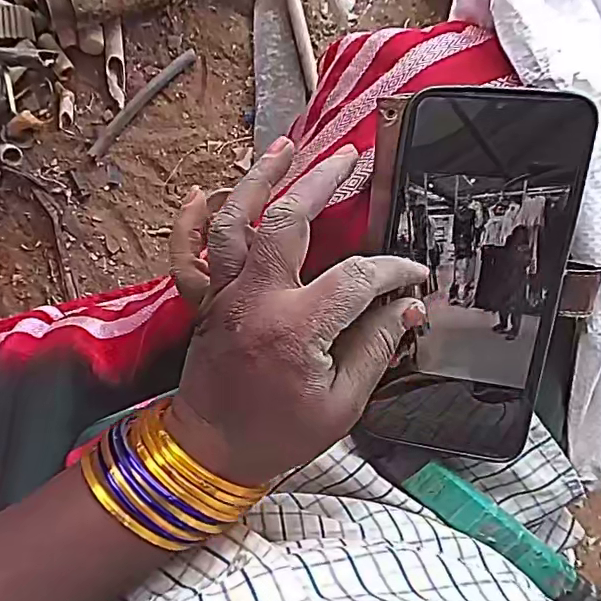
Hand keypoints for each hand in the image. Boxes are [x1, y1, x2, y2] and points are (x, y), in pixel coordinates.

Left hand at [160, 139, 429, 485]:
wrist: (210, 451)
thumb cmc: (276, 435)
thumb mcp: (341, 404)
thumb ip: (373, 348)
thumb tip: (403, 308)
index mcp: (295, 329)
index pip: (356, 277)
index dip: (392, 270)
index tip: (411, 275)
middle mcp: (255, 300)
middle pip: (287, 222)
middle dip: (321, 182)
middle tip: (348, 159)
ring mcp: (224, 297)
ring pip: (234, 224)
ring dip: (258, 182)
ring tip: (284, 149)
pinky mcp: (205, 303)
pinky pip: (189, 255)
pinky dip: (192, 222)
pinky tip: (205, 193)